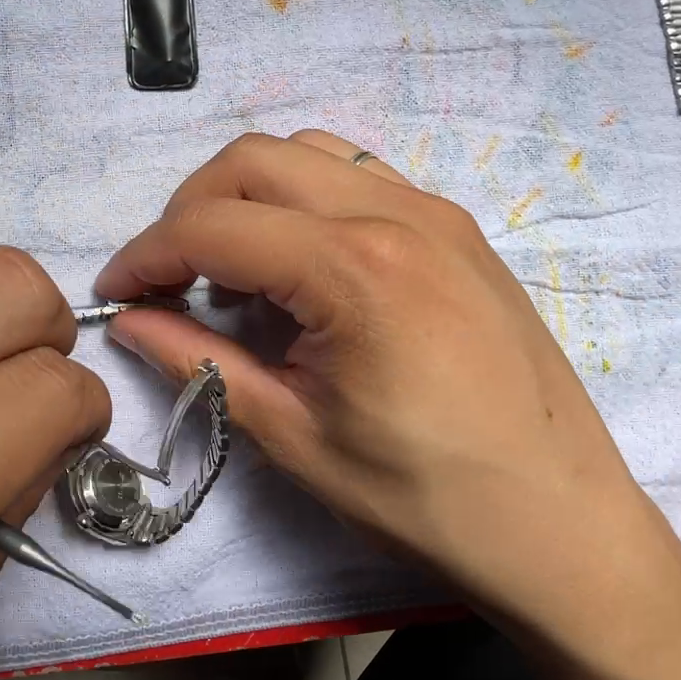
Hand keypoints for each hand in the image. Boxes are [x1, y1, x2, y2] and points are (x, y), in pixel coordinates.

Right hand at [97, 132, 680, 679]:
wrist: (565, 528)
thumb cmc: (424, 497)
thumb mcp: (292, 436)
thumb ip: (198, 364)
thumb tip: (127, 324)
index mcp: (354, 269)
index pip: (212, 226)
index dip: (145, 255)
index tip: (115, 294)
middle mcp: (395, 212)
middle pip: (250, 161)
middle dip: (186, 211)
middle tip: (168, 280)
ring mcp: (433, 210)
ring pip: (303, 152)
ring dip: (243, 193)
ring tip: (230, 266)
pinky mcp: (455, 225)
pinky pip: (354, 172)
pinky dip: (299, 195)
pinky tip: (297, 260)